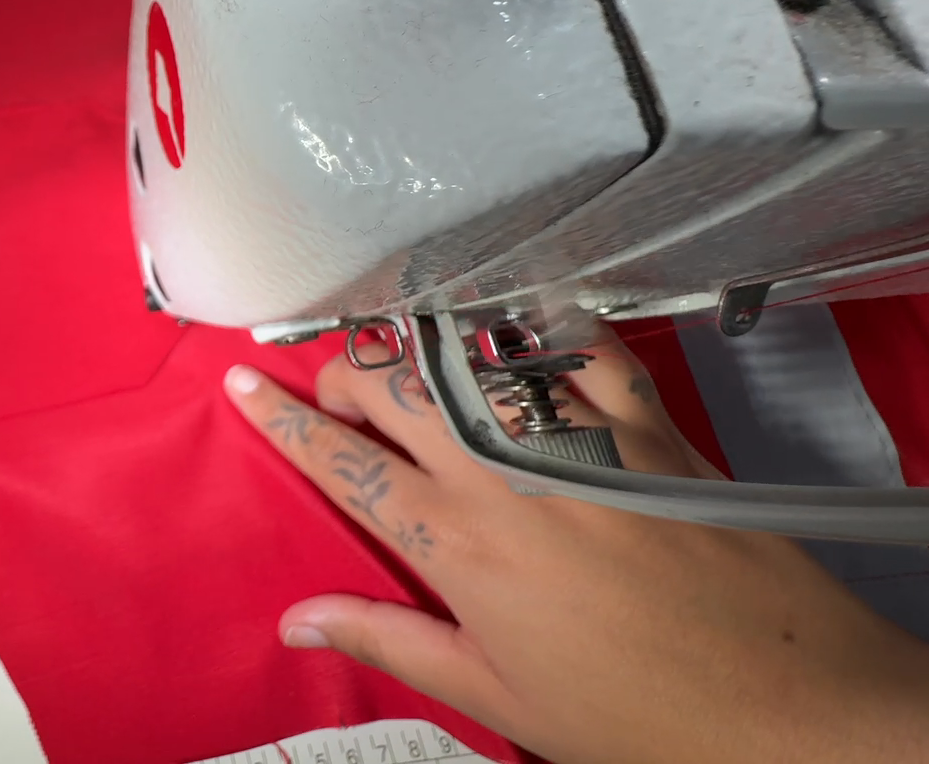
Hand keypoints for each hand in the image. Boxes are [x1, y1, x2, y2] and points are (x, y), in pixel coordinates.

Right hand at [224, 331, 928, 763]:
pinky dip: (537, 331)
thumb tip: (294, 621)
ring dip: (416, 355)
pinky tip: (515, 336)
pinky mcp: (642, 427)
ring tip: (410, 374)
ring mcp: (571, 440)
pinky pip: (576, 349)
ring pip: (460, 357)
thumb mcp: (497, 696)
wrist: (811, 721)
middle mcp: (499, 474)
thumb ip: (384, 638)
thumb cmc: (639, 717)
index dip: (279, 418)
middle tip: (342, 400)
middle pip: (387, 387)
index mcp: (455, 540)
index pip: (338, 459)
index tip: (241, 383)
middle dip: (343, 379)